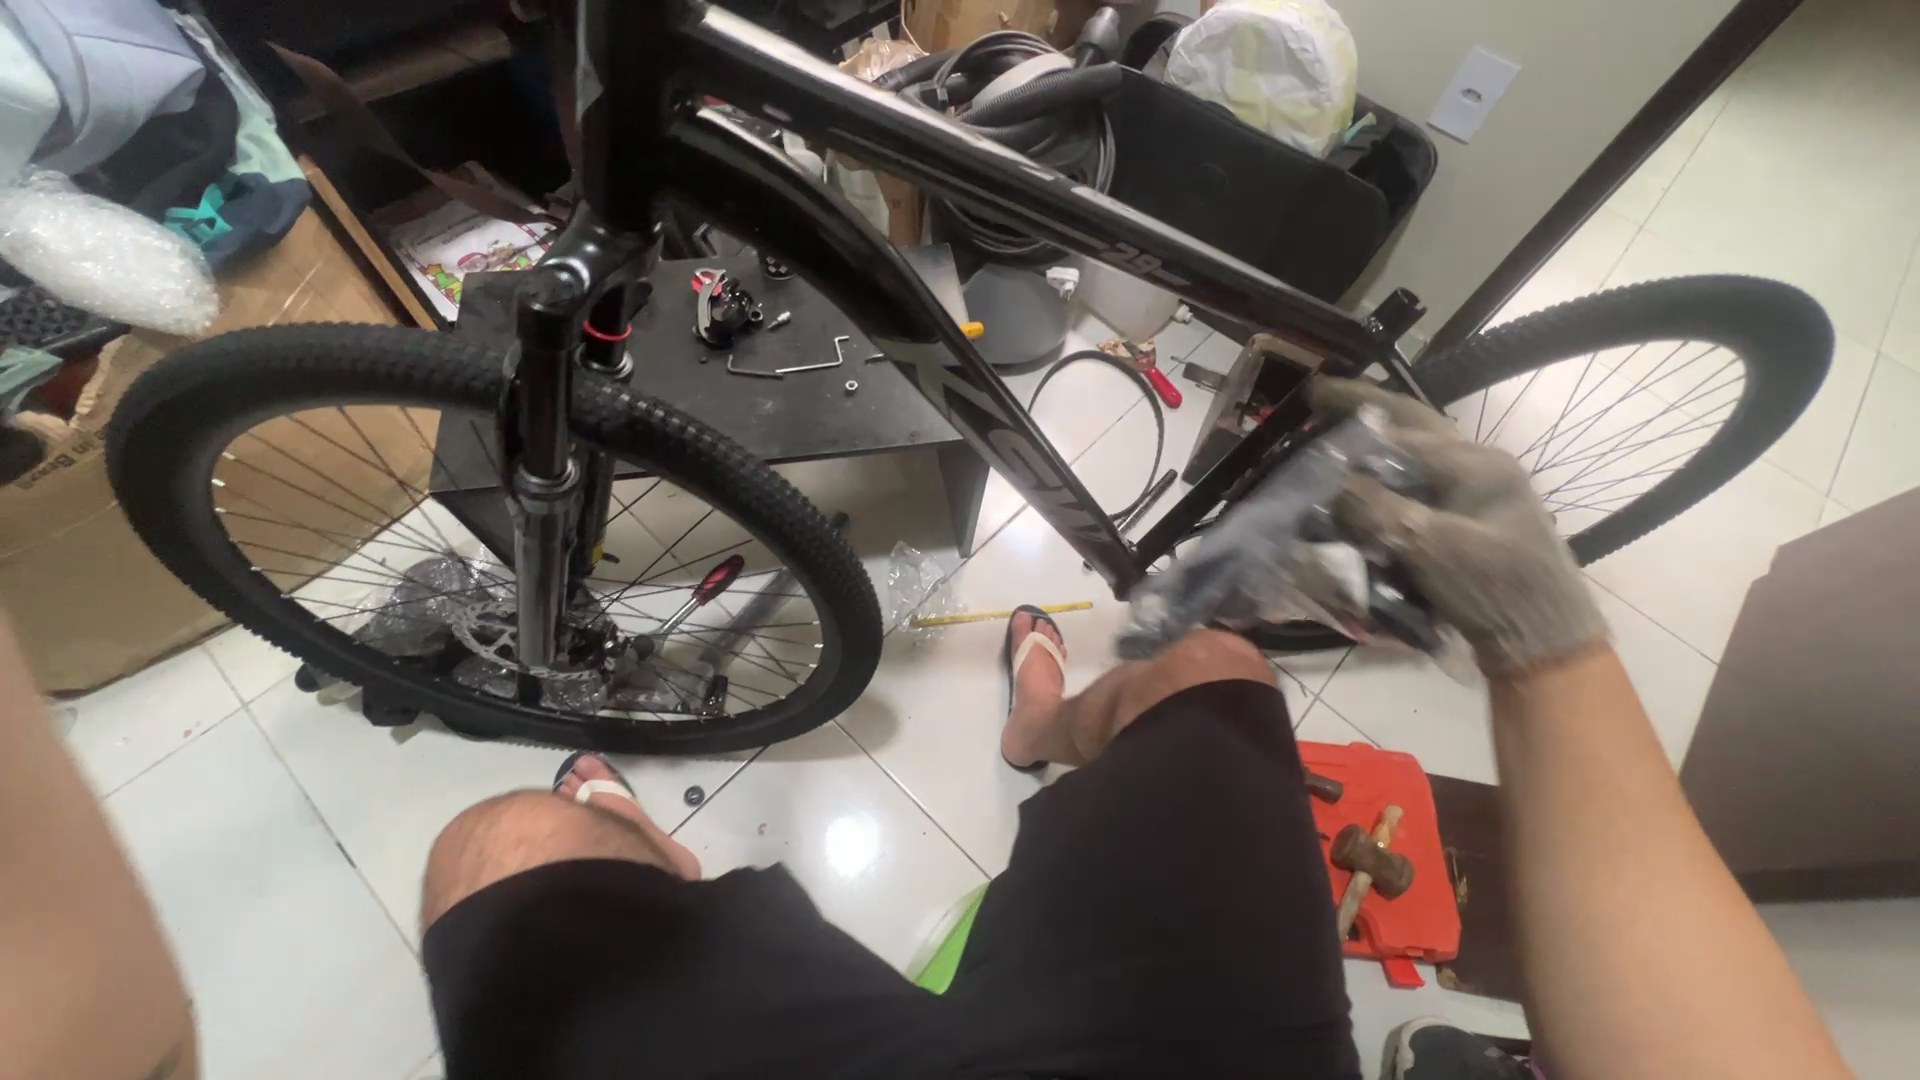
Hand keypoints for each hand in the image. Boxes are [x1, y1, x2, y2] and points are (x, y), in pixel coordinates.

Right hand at [1312, 377, 1607, 674]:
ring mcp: (1477, 489)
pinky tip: (1361, 477)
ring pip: (1417, 447)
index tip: (1311, 399)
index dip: (1352, 414)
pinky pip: (1419, 478)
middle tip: (1321, 396)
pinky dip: (1384, 470)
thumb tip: (1325, 483)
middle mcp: (1478, 464)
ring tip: (1333, 430)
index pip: (1401, 428)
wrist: (1542, 638)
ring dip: (1376, 435)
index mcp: (1474, 463)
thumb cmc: (1493, 589)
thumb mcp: (1429, 547)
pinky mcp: (1469, 515)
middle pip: (1414, 422)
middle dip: (1366, 407)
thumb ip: (1375, 508)